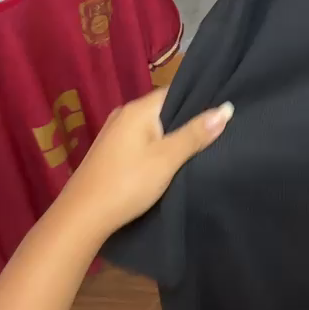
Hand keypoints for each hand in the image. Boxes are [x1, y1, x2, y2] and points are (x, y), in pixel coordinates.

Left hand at [53, 88, 231, 240]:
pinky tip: (170, 161)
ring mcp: (114, 133)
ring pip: (153, 127)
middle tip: (217, 132)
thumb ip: (196, 133)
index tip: (223, 111)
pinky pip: (142, 140)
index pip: (175, 91)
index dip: (199, 100)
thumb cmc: (128, 183)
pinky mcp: (110, 152)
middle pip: (164, 110)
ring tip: (199, 147)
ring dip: (172, 136)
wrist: (82, 218)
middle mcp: (124, 114)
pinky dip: (158, 147)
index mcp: (137, 109)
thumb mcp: (167, 158)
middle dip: (188, 120)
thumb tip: (227, 108)